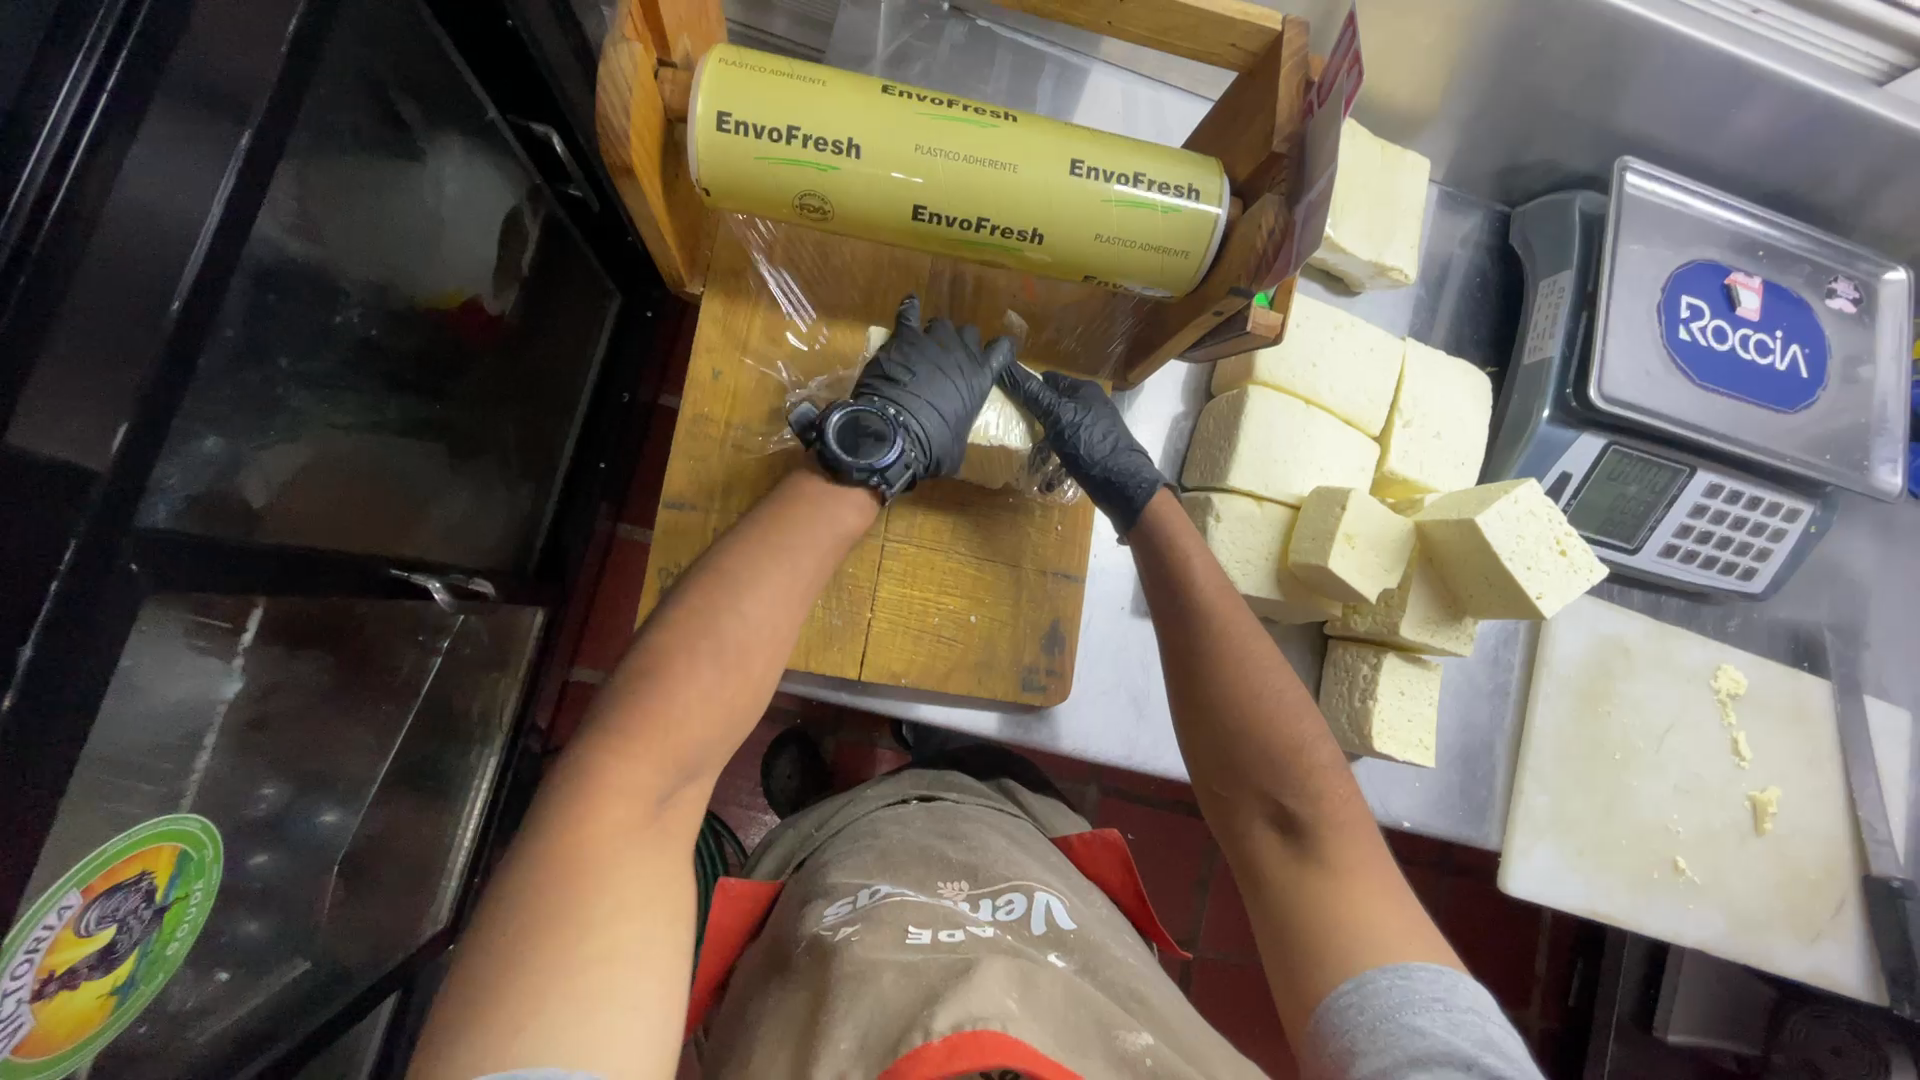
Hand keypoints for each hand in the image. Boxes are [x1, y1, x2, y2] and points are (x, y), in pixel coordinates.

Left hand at [853, 295, 1017, 483]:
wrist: (897, 432)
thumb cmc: (933, 445)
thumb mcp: (957, 445)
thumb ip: (960, 429)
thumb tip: (952, 440)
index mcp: (981, 377)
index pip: (1003, 349)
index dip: (999, 348)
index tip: (994, 351)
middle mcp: (962, 353)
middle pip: (969, 332)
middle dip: (960, 343)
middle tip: (947, 358)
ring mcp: (933, 341)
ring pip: (940, 324)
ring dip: (934, 334)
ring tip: (922, 346)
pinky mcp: (905, 337)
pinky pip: (909, 313)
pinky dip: (909, 310)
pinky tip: (908, 308)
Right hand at [998, 366, 1167, 533]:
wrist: (1121, 482)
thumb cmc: (1088, 443)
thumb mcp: (1056, 415)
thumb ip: (1031, 393)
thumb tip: (1005, 366)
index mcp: (1082, 390)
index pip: (1048, 379)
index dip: (1027, 386)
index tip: (1007, 400)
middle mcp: (1089, 407)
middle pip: (1052, 407)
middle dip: (1033, 422)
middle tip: (1013, 433)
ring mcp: (1093, 431)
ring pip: (1058, 433)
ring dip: (1041, 449)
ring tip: (1027, 465)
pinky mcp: (1093, 453)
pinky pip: (1067, 455)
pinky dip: (1054, 467)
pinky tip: (1045, 482)